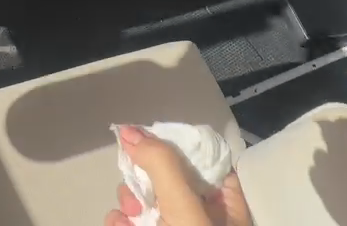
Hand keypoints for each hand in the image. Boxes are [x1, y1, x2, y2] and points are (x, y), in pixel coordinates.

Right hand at [107, 126, 252, 225]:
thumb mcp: (185, 210)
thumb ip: (161, 166)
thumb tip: (128, 130)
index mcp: (226, 204)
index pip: (201, 156)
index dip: (171, 141)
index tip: (145, 136)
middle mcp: (203, 214)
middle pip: (165, 174)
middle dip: (142, 176)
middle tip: (137, 187)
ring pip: (146, 197)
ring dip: (129, 199)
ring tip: (128, 213)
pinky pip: (133, 218)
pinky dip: (121, 219)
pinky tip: (119, 223)